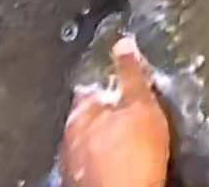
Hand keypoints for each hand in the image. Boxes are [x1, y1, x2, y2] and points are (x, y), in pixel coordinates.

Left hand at [60, 34, 169, 186]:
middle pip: (87, 114)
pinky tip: (118, 158)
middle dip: (104, 109)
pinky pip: (92, 162)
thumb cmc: (133, 151)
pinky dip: (103, 157)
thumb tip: (122, 40)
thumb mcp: (140, 103)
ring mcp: (71, 166)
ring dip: (103, 135)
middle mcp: (68, 138)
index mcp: (80, 112)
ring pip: (87, 140)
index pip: (89, 86)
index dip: (106, 80)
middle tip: (127, 106)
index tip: (121, 78)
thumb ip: (130, 72)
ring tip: (124, 133)